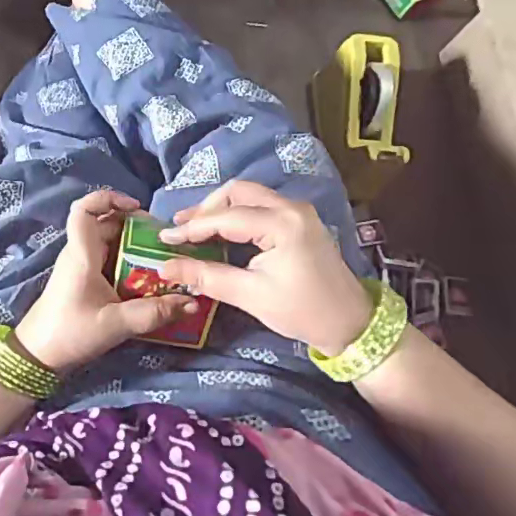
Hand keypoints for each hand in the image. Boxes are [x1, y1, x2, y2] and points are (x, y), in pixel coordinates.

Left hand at [14, 190, 196, 371]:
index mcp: (81, 254)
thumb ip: (154, 313)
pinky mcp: (82, 282)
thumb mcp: (116, 324)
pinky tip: (146, 278)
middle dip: (134, 226)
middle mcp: (79, 254)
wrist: (38, 356)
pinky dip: (126, 262)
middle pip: (104, 223)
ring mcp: (79, 268)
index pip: (84, 209)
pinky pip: (107, 261)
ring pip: (107, 243)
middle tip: (162, 240)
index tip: (136, 209)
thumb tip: (191, 303)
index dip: (109, 198)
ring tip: (161, 258)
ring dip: (132, 246)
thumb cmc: (70, 332)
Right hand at [155, 180, 371, 354]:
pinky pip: (261, 206)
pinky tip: (221, 232)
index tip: (164, 237)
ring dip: (220, 209)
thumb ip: (206, 276)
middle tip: (179, 228)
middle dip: (205, 209)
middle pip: (238, 192)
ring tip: (194, 228)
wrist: (351, 323)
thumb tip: (166, 267)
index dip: (191, 227)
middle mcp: (291, 208)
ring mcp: (298, 212)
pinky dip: (237, 214)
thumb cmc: (302, 311)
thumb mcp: (250, 295)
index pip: (226, 216)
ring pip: (250, 196)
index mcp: (282, 224)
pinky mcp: (300, 221)